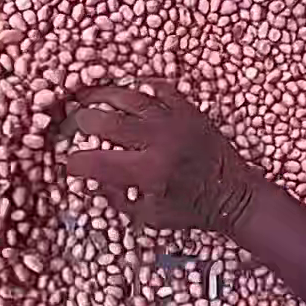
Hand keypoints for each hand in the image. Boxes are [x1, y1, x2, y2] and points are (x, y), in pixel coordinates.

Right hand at [62, 82, 262, 233]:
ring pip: (130, 98)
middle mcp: (159, 141)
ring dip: (104, 97)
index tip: (70, 163)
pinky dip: (140, 88)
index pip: (97, 161)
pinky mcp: (189, 111)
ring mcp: (175, 121)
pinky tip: (127, 90)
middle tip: (73, 124)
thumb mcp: (151, 216)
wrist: (235, 195)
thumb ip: (118, 199)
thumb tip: (91, 182)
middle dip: (83, 122)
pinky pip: (159, 89)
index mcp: (148, 172)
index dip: (76, 162)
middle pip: (108, 121)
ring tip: (88, 98)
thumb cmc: (193, 210)